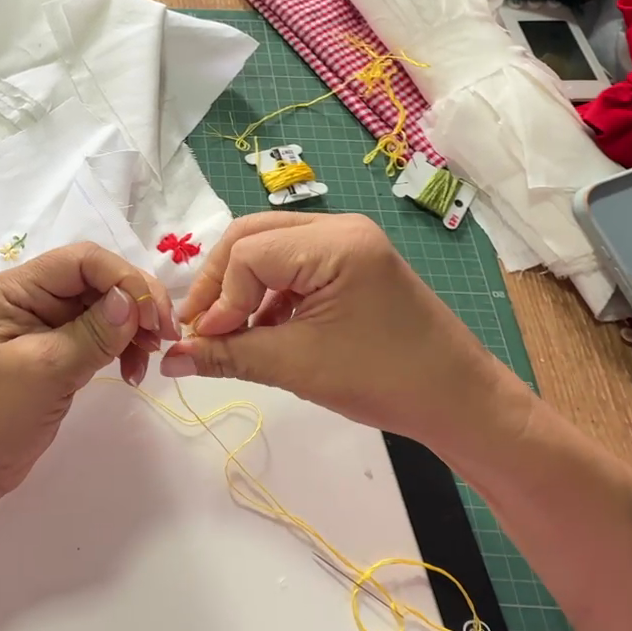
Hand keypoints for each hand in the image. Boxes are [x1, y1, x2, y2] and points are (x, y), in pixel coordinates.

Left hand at [0, 243, 173, 496]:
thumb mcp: (45, 369)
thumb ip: (92, 333)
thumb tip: (132, 300)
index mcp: (18, 287)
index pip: (83, 260)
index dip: (124, 279)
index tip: (153, 318)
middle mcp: (34, 295)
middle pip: (99, 278)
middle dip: (136, 302)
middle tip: (163, 338)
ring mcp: (48, 322)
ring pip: (106, 305)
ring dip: (134, 327)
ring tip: (149, 361)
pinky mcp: (61, 349)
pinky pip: (102, 333)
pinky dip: (123, 347)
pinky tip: (133, 373)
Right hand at [160, 212, 531, 453]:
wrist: (462, 403)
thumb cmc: (384, 380)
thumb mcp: (296, 366)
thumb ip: (227, 355)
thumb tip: (169, 359)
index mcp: (334, 243)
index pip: (248, 254)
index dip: (219, 297)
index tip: (204, 339)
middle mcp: (339, 227)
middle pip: (252, 237)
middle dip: (220, 282)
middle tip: (199, 325)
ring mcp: (347, 241)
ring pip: (268, 247)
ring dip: (241, 287)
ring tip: (228, 330)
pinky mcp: (350, 262)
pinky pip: (291, 262)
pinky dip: (267, 291)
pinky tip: (261, 327)